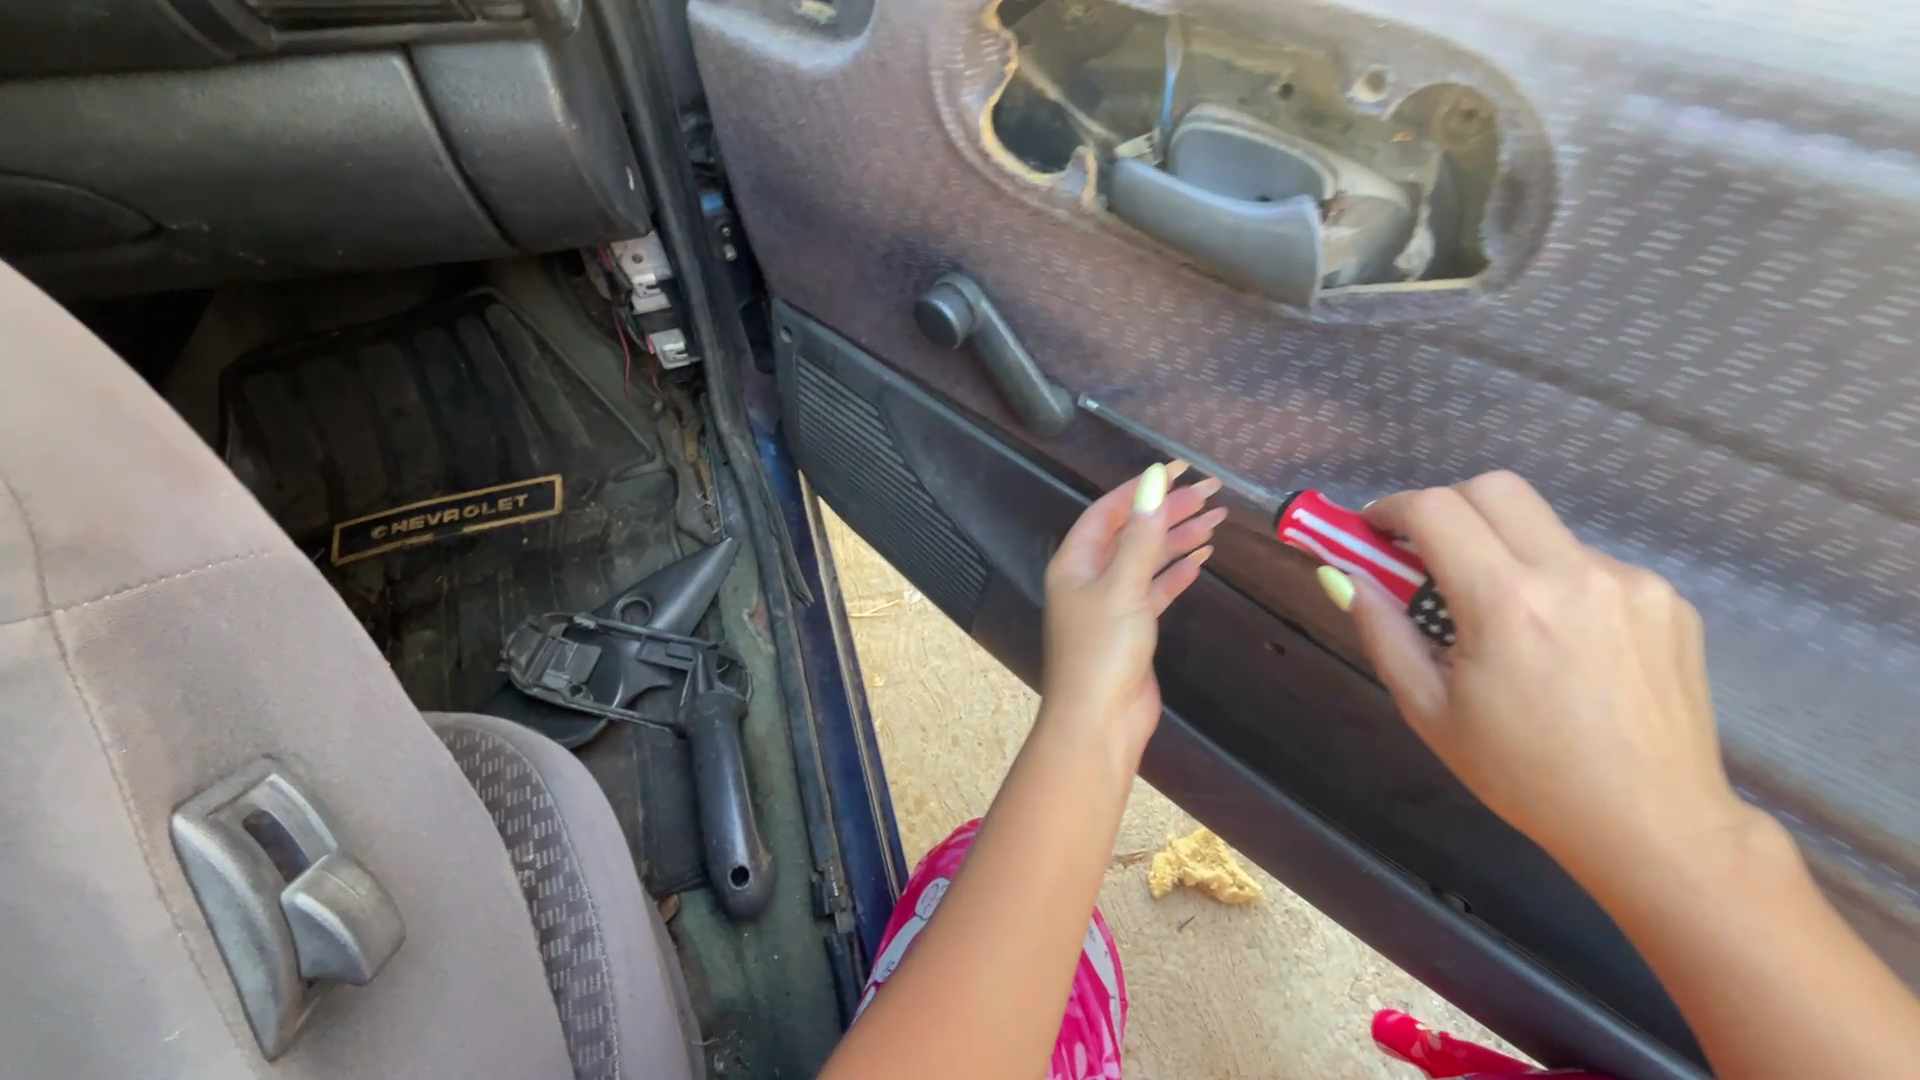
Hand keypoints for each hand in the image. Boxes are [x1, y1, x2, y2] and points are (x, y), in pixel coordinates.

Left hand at [1040, 461, 1224, 760]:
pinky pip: (1155, 588)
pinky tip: (1202, 557)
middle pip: (1131, 532)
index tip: (1179, 468)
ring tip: (1216, 518)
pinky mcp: (1131, 627)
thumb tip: (1153, 481)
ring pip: (1147, 559)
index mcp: (1074, 561)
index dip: (1143, 487)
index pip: (1109, 510)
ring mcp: (1110, 603)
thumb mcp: (1122, 585)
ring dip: (1178, 538)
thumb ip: (1141, 535)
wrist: (1099, 720)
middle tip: (1211, 491)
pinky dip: (1177, 572)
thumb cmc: (1102, 650)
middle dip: (1168, 510)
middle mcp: (1089, 577)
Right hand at [1335, 471, 1749, 882]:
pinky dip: (1552, 577)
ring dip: (1501, 545)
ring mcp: (1630, 582)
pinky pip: (1588, 561)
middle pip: (1494, 488)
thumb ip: (1381, 630)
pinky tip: (1556, 637)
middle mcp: (1572, 574)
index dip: (1392, 509)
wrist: (1653, 824)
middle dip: (1445, 506)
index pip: (1436, 509)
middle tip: (1425, 552)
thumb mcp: (1427, 708)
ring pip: (1543, 525)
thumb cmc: (1521, 773)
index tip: (1374, 530)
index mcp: (1505, 602)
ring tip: (1498, 612)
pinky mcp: (1667, 599)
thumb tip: (1343, 576)